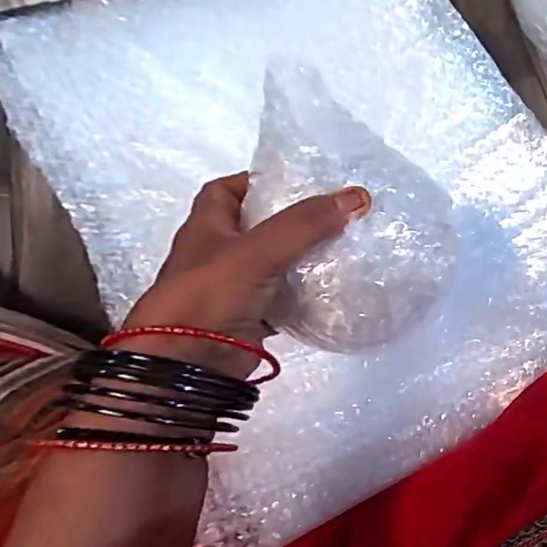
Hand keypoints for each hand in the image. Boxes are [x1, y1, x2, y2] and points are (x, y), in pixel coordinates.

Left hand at [118, 173, 369, 375]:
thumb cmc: (210, 295)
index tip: (296, 183)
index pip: (226, 190)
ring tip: (343, 247)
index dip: (257, 182)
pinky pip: (285, 300)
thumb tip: (358, 196)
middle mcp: (219, 254)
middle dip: (292, 221)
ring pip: (275, 264)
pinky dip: (306, 295)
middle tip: (333, 215)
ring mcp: (236, 288)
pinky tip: (334, 289)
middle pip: (258, 227)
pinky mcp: (252, 318)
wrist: (189, 364)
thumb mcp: (257, 250)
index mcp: (206, 227)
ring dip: (304, 258)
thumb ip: (305, 224)